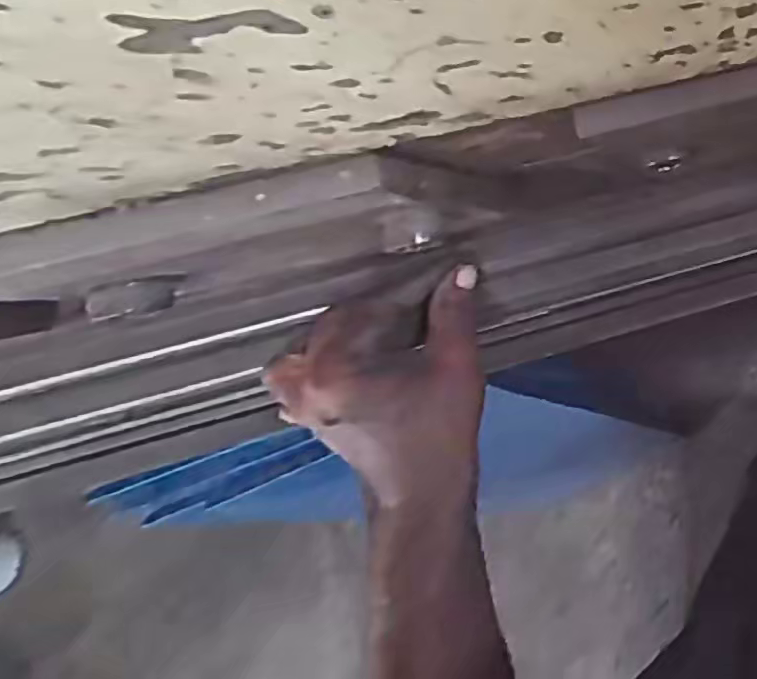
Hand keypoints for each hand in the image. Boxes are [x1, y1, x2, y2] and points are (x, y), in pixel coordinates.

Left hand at [263, 265, 484, 508]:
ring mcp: (296, 402)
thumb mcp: (456, 362)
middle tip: (421, 301)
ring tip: (387, 326)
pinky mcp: (305, 413)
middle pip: (332, 324)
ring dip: (346, 331)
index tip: (441, 278)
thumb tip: (460, 271)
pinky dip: (329, 355)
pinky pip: (303, 371)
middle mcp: (301, 382)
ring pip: (309, 347)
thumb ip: (453, 314)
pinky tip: (364, 355)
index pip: (365, 309)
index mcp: (332, 368)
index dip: (407, 290)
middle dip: (377, 308)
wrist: (422, 486)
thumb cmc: (441, 423)